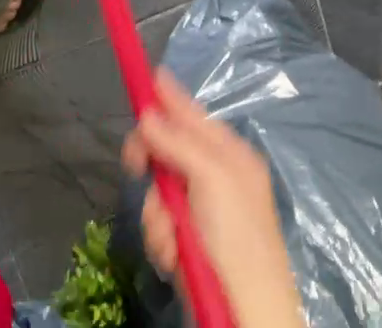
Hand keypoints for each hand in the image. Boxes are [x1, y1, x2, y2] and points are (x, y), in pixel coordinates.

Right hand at [123, 73, 300, 326]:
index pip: (193, 115)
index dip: (167, 99)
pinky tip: (174, 256)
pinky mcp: (187, 240)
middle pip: (167, 149)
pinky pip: (157, 222)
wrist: (245, 312)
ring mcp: (201, 210)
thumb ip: (178, 142)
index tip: (143, 78)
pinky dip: (160, 238)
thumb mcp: (212, 180)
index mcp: (232, 156)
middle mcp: (217, 177)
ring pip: (156, 190)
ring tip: (173, 237)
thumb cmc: (236, 238)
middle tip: (136, 168)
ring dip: (157, 215)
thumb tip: (147, 113)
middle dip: (152, 166)